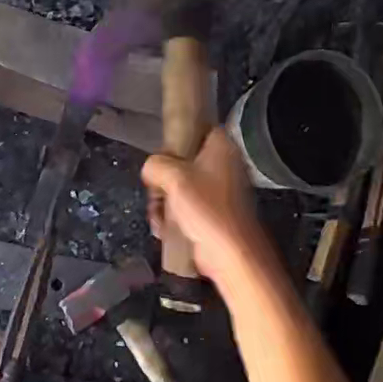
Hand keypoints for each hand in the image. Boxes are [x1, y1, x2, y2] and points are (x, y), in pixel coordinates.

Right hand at [141, 127, 275, 284]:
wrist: (231, 252)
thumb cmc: (206, 208)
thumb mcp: (174, 178)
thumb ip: (156, 165)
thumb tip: (151, 170)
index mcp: (221, 147)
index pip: (197, 129)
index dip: (177, 139)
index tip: (161, 154)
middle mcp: (224, 165)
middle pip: (183, 161)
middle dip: (163, 180)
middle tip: (156, 192)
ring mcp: (219, 191)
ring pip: (181, 187)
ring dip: (164, 203)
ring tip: (159, 218)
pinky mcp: (213, 213)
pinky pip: (186, 207)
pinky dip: (174, 217)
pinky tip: (165, 230)